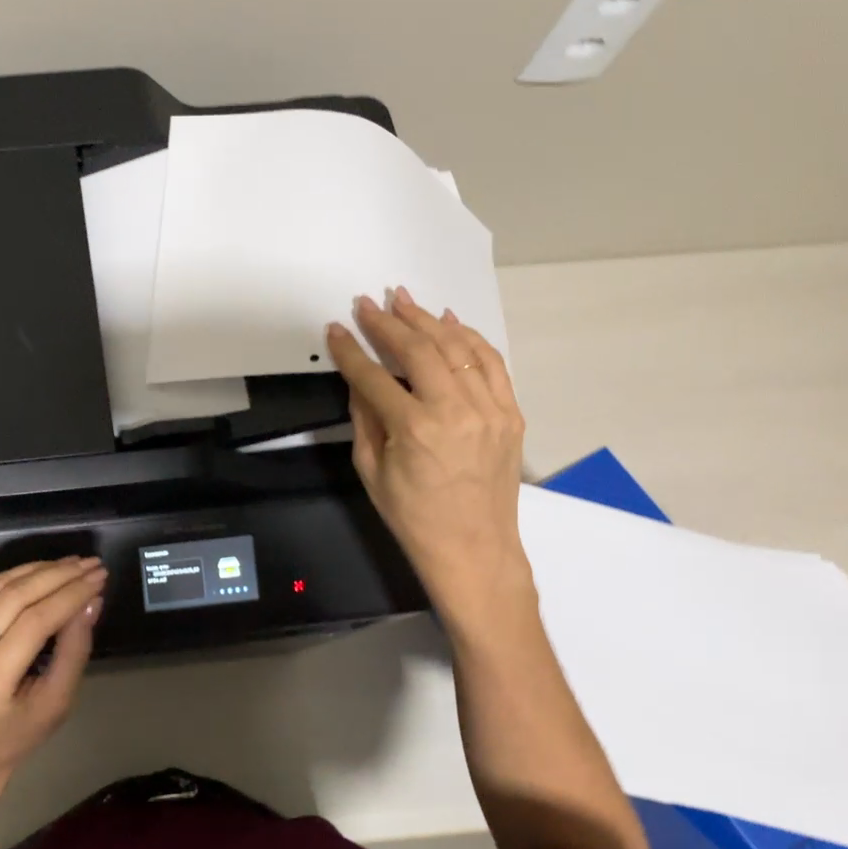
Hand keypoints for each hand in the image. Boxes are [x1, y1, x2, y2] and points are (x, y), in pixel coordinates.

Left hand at [0, 557, 105, 793]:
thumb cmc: (16, 737)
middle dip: (56, 576)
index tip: (98, 579)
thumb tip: (90, 602)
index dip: (68, 596)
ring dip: (34, 570)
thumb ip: (74, 652)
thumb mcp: (56, 704)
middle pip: (12, 599)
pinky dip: (10, 577)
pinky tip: (37, 572)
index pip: (33, 624)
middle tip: (89, 564)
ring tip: (69, 564)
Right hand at [325, 287, 528, 607]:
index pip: (374, 376)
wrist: (473, 547)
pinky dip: (470, 338)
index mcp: (414, 429)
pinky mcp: (510, 413)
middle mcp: (455, 411)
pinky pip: (491, 363)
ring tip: (405, 301)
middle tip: (370, 303)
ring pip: (458, 348)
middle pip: (419, 350)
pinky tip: (450, 323)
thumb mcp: (372, 470)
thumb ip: (365, 418)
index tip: (336, 329)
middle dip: (389, 322)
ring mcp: (489, 409)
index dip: (351, 351)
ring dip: (428, 321)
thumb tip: (360, 379)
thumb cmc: (413, 516)